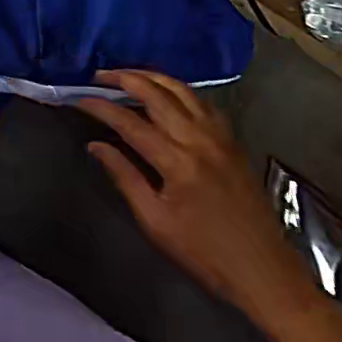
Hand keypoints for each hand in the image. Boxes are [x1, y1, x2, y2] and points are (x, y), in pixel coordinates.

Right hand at [77, 70, 319, 321]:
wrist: (262, 267)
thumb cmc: (204, 253)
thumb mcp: (156, 222)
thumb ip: (125, 178)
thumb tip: (96, 146)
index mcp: (178, 162)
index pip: (130, 123)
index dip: (102, 107)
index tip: (80, 98)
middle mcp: (199, 138)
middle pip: (157, 94)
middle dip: (125, 78)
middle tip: (99, 75)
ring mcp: (219, 133)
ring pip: (181, 89)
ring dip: (151, 76)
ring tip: (127, 74)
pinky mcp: (231, 137)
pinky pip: (200, 100)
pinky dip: (178, 89)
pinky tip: (165, 91)